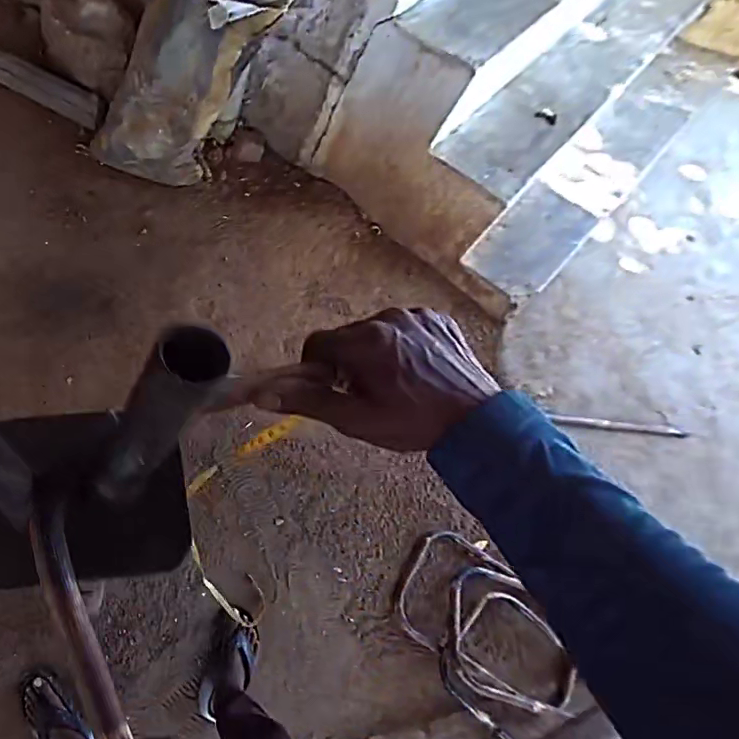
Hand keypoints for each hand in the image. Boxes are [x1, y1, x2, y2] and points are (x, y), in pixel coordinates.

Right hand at [224, 308, 498, 451]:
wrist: (476, 421)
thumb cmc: (410, 422)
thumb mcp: (353, 419)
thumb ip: (306, 401)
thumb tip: (262, 396)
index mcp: (364, 342)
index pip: (316, 344)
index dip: (317, 369)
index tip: (333, 388)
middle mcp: (387, 320)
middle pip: (345, 337)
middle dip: (346, 361)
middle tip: (364, 391)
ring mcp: (415, 316)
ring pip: (372, 330)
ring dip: (372, 352)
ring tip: (392, 381)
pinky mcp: (437, 319)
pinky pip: (402, 327)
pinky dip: (399, 344)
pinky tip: (413, 368)